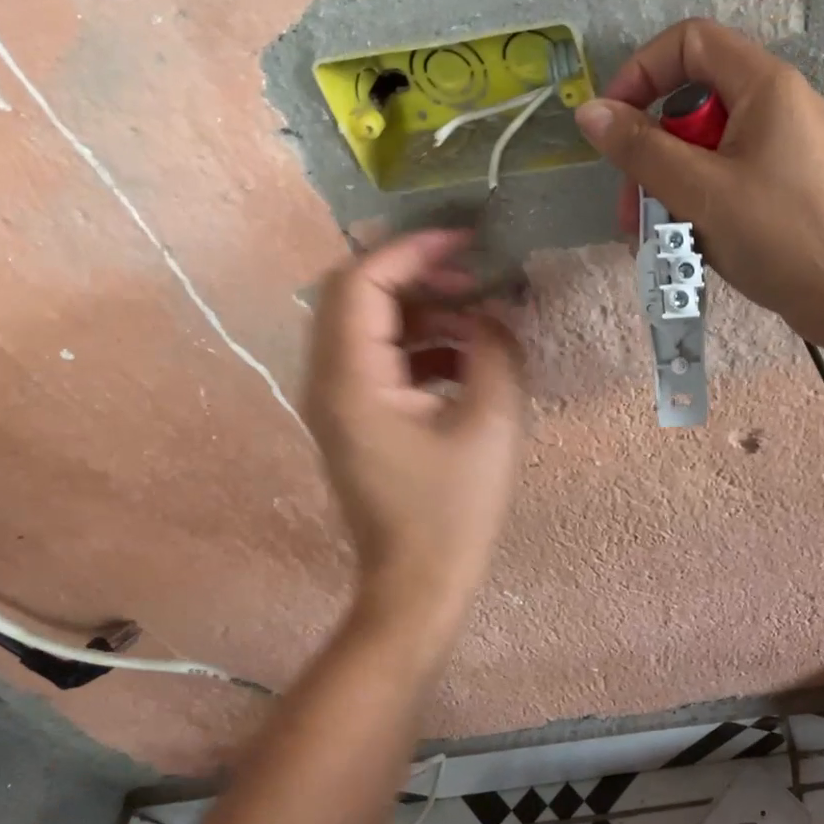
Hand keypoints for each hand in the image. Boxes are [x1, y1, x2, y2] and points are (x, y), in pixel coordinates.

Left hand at [303, 230, 526, 613]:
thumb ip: (495, 349)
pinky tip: (467, 358)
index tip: (468, 239)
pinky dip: (421, 342)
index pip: (362, 281)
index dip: (412, 249)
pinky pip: (380, 356)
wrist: (417, 584)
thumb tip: (491, 313)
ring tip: (480, 317)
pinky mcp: (356, 418)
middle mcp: (328, 381)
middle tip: (475, 275)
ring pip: (368, 324)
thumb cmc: (454, 508)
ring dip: (422, 308)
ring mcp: (338, 401)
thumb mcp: (492, 421)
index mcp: (351, 378)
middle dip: (416, 273)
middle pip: (355, 294)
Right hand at [573, 18, 823, 341]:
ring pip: (709, 148)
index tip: (614, 123)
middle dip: (652, 153)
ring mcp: (789, 147)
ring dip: (671, 188)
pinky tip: (687, 246)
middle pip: (694, 102)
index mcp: (766, 85)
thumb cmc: (781, 237)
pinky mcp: (792, 185)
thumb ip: (641, 148)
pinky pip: (733, 177)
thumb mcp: (700, 191)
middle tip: (631, 208)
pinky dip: (703, 203)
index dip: (642, 72)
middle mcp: (781, 105)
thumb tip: (590, 112)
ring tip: (653, 240)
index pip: (690, 42)